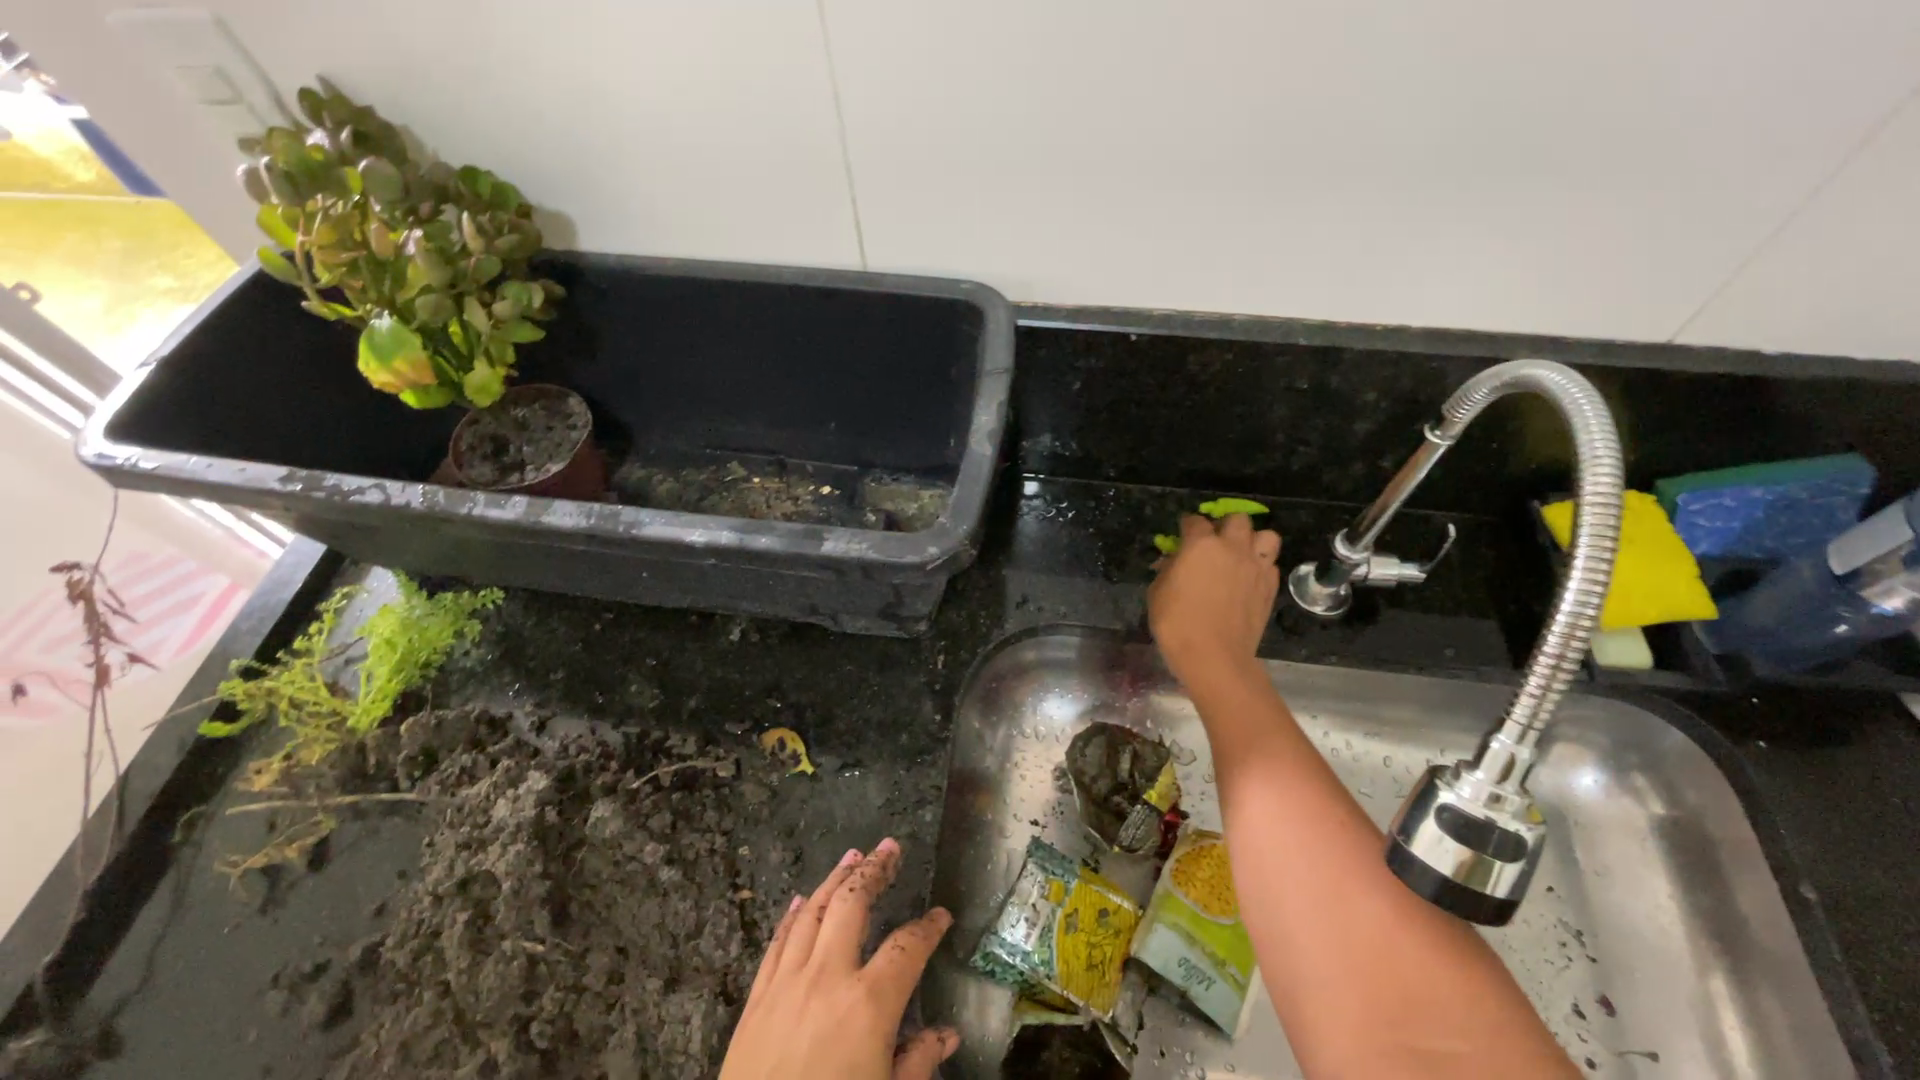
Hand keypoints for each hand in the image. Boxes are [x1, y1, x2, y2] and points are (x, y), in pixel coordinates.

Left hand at [721, 838, 958, 1079]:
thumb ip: (918, 1062)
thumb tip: (947, 1035)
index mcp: (869, 1003)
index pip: (907, 948)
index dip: (927, 928)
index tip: (941, 915)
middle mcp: (827, 978)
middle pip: (852, 906)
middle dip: (873, 871)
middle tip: (889, 847)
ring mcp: (786, 983)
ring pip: (811, 913)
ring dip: (834, 880)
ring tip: (852, 856)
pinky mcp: (756, 999)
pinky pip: (777, 943)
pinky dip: (791, 915)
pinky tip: (799, 899)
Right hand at [1148, 514, 1281, 686]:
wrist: (1214, 656)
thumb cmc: (1177, 624)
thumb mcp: (1157, 593)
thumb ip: (1167, 570)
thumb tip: (1174, 562)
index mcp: (1200, 545)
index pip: (1195, 521)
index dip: (1187, 525)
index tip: (1183, 532)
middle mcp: (1232, 548)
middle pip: (1237, 519)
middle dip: (1225, 525)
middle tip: (1215, 541)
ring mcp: (1256, 567)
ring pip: (1266, 536)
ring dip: (1253, 541)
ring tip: (1241, 554)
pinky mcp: (1270, 587)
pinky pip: (1271, 565)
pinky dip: (1261, 567)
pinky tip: (1249, 580)